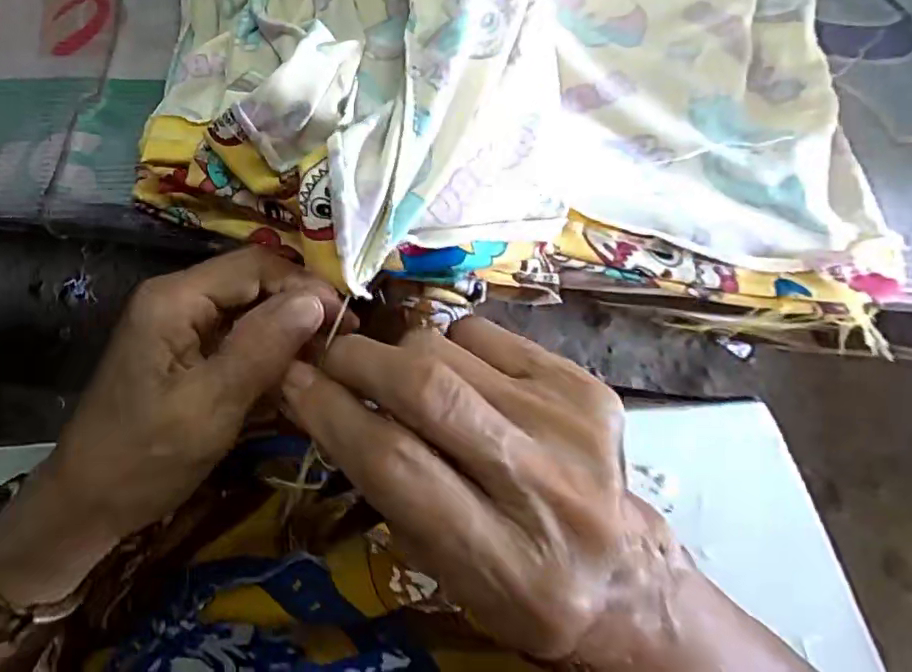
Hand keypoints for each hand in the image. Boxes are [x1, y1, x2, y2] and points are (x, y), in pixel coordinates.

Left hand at [0, 247, 340, 604]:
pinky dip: (262, 355)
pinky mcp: (181, 352)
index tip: (350, 323)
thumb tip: (317, 299)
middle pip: (248, 284)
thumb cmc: (146, 455)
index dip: (302, 287)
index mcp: (173, 297)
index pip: (251, 266)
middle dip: (296, 309)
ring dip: (284, 334)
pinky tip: (295, 380)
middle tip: (346, 347)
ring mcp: (176, 325)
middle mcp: (174, 298)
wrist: (89, 498)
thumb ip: (262, 348)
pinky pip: (230, 339)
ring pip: (244, 312)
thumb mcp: (211, 405)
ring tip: (330, 364)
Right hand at [280, 317, 810, 670]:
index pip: (394, 462)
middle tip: (327, 357)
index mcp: (504, 564)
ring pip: (442, 348)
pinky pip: (477, 332)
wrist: (622, 578)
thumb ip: (370, 472)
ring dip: (397, 353)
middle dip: (355, 360)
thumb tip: (304, 385)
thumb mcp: (427, 554)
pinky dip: (446, 343)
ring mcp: (575, 431)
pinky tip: (458, 377)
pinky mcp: (587, 388)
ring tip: (397, 379)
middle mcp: (548, 493)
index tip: (289, 377)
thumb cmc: (503, 579)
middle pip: (423, 389)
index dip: (329, 410)